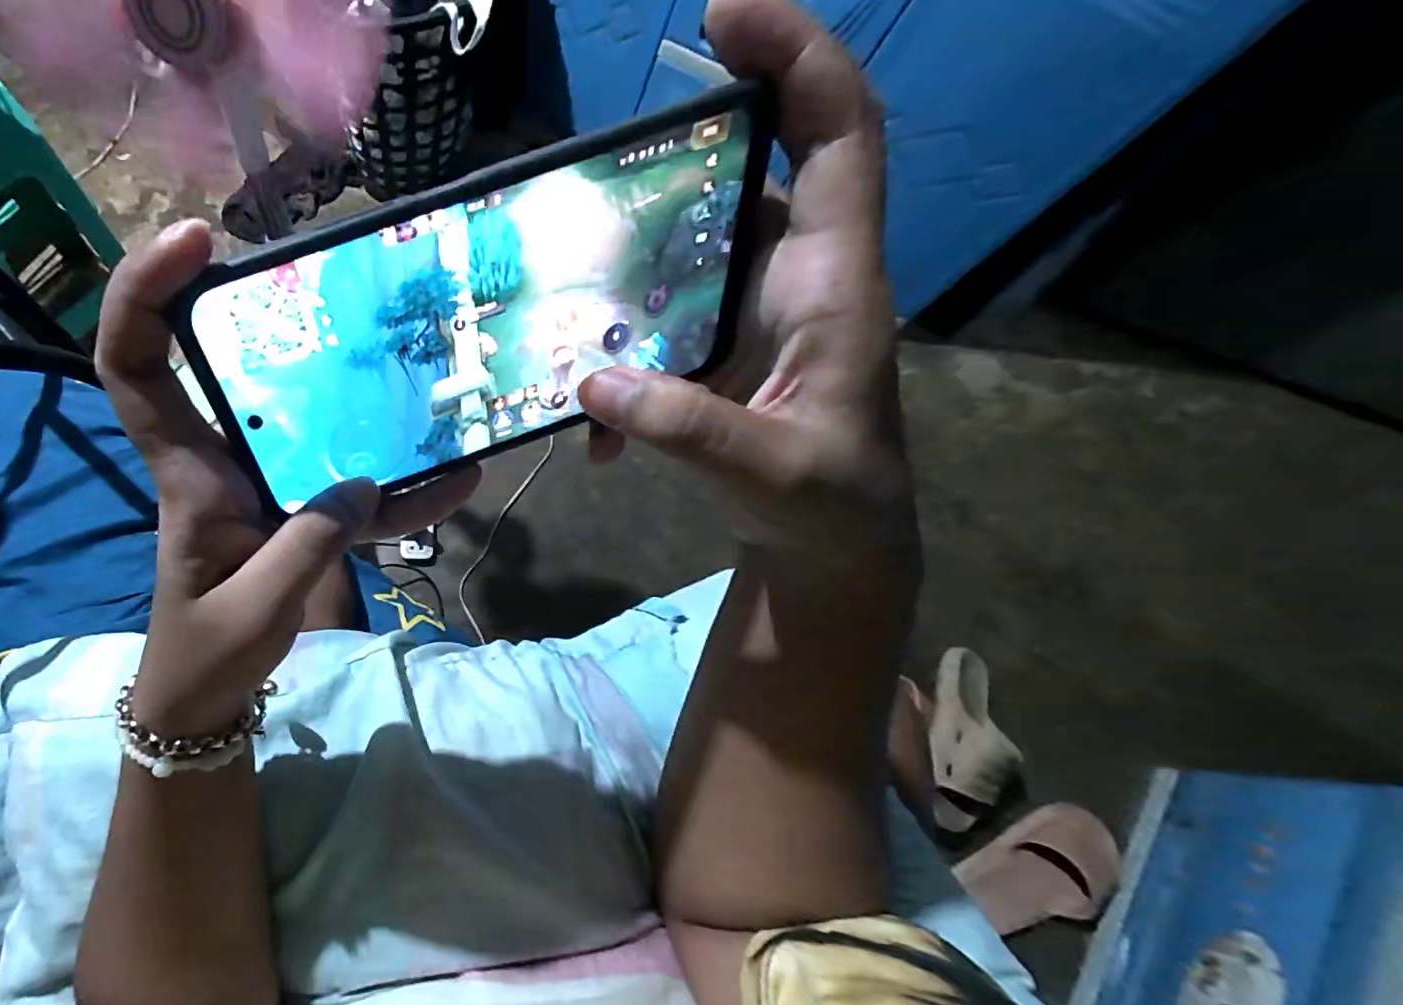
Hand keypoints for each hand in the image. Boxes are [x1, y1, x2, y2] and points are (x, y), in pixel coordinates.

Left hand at [96, 220, 479, 734]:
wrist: (208, 696)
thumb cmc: (208, 653)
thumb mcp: (257, 606)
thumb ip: (309, 544)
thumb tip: (364, 484)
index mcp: (188, 475)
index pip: (137, 366)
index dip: (146, 296)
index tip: (195, 243)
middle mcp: (224, 461)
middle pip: (227, 366)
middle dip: (268, 313)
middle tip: (332, 284)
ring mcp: (270, 484)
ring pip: (310, 420)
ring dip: (364, 398)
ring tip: (424, 374)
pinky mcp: (303, 513)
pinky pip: (355, 489)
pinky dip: (403, 490)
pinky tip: (454, 481)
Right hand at [578, 0, 915, 601]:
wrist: (827, 546)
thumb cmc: (828, 503)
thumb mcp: (768, 469)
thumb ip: (684, 426)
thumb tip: (589, 384)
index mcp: (834, 282)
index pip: (842, 134)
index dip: (798, 57)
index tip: (724, 16)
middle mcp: (791, 280)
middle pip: (742, 180)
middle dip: (672, 165)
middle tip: (596, 179)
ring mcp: (746, 319)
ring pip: (684, 256)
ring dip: (623, 277)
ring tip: (568, 302)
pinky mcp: (712, 356)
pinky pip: (656, 330)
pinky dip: (617, 362)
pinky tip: (594, 422)